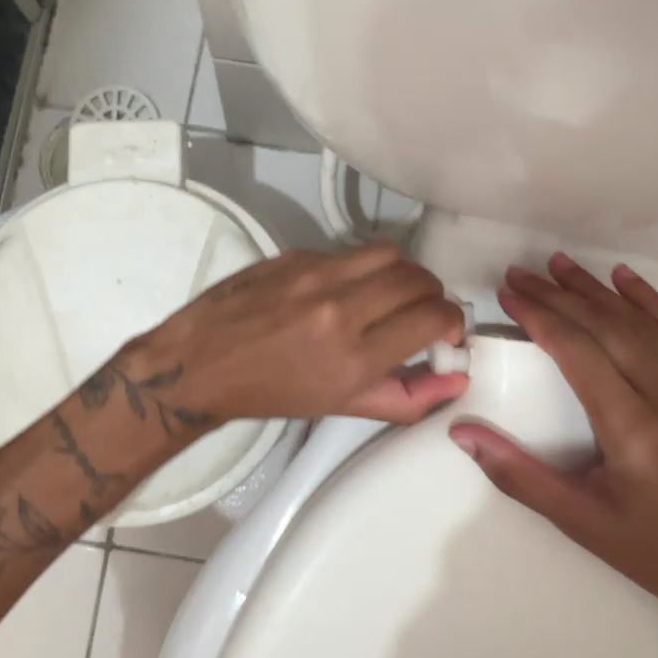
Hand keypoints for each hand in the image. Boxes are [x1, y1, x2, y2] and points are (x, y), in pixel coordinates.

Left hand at [127, 243, 469, 424]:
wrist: (200, 364)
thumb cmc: (269, 393)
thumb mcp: (340, 406)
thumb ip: (406, 397)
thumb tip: (457, 377)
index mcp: (353, 356)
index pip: (433, 317)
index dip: (451, 322)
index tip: (443, 332)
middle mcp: (339, 308)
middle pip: (418, 279)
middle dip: (432, 295)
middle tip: (420, 313)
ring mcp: (315, 274)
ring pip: (390, 253)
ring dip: (402, 273)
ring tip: (390, 294)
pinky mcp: (295, 255)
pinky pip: (349, 251)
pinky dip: (361, 268)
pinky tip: (345, 289)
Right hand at [448, 255, 657, 650]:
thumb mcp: (580, 522)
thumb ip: (518, 474)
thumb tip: (461, 431)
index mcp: (636, 434)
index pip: (579, 354)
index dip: (540, 317)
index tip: (509, 293)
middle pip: (608, 329)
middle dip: (560, 296)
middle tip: (520, 272)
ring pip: (644, 324)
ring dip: (599, 290)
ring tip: (560, 264)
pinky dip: (650, 302)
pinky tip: (624, 279)